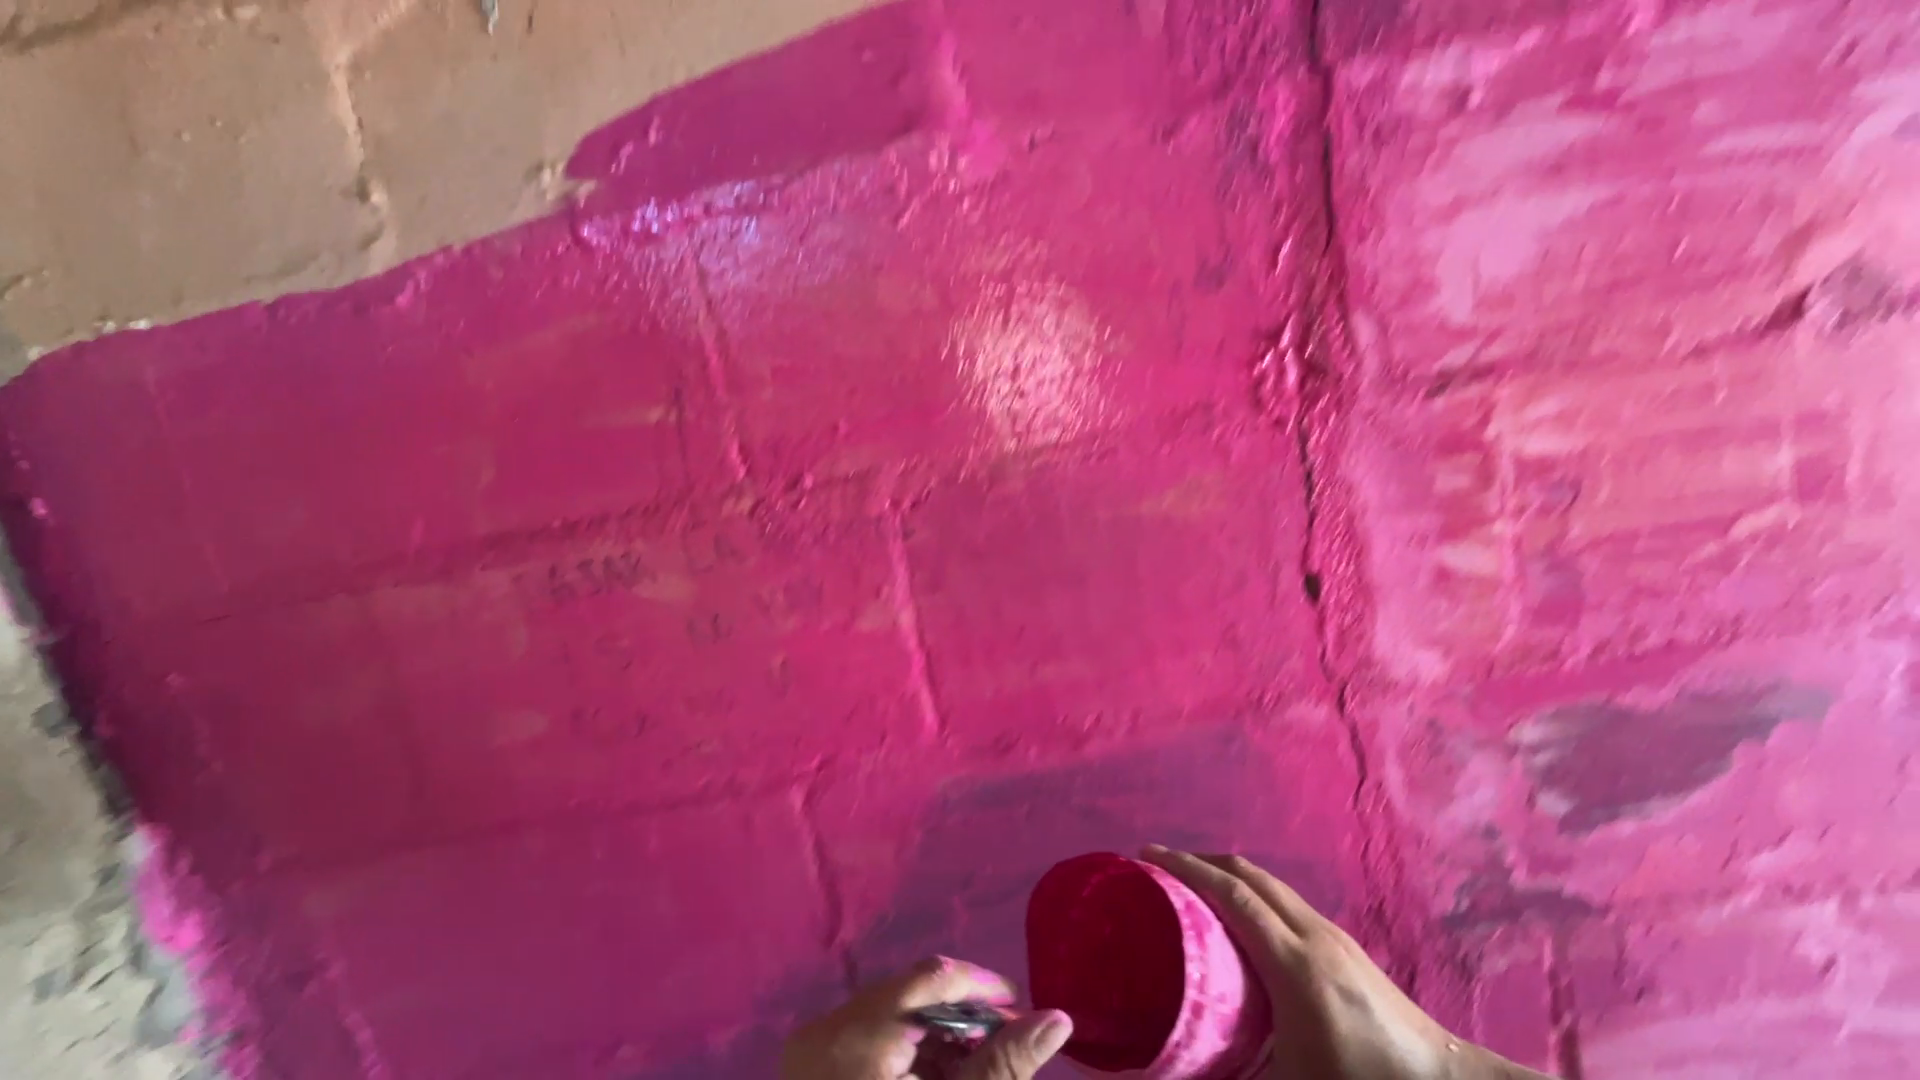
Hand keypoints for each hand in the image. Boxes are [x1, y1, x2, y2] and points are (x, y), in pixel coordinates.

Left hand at [781, 956, 1073, 1079]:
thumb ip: (1003, 1065)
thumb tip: (1058, 1018)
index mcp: (858, 1033)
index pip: (931, 977)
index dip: (980, 985)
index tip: (1018, 1007)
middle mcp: (826, 1028)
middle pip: (910, 995)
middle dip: (960, 1017)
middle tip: (999, 1045)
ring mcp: (812, 1049)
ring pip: (890, 1017)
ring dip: (935, 1036)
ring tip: (968, 1068)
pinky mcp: (809, 1067)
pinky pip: (867, 1039)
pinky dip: (905, 1053)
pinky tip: (933, 1076)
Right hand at [1141, 848, 1547, 1079]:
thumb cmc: (1360, 1078)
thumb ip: (1231, 1077)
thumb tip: (1171, 1078)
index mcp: (1293, 962)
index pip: (1232, 894)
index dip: (1187, 868)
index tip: (1149, 854)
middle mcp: (1311, 933)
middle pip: (1248, 874)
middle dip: (1200, 860)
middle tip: (1160, 867)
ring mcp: (1331, 934)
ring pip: (1269, 883)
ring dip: (1226, 873)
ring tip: (1192, 887)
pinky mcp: (1343, 944)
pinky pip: (1284, 900)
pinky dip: (1250, 892)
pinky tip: (1241, 919)